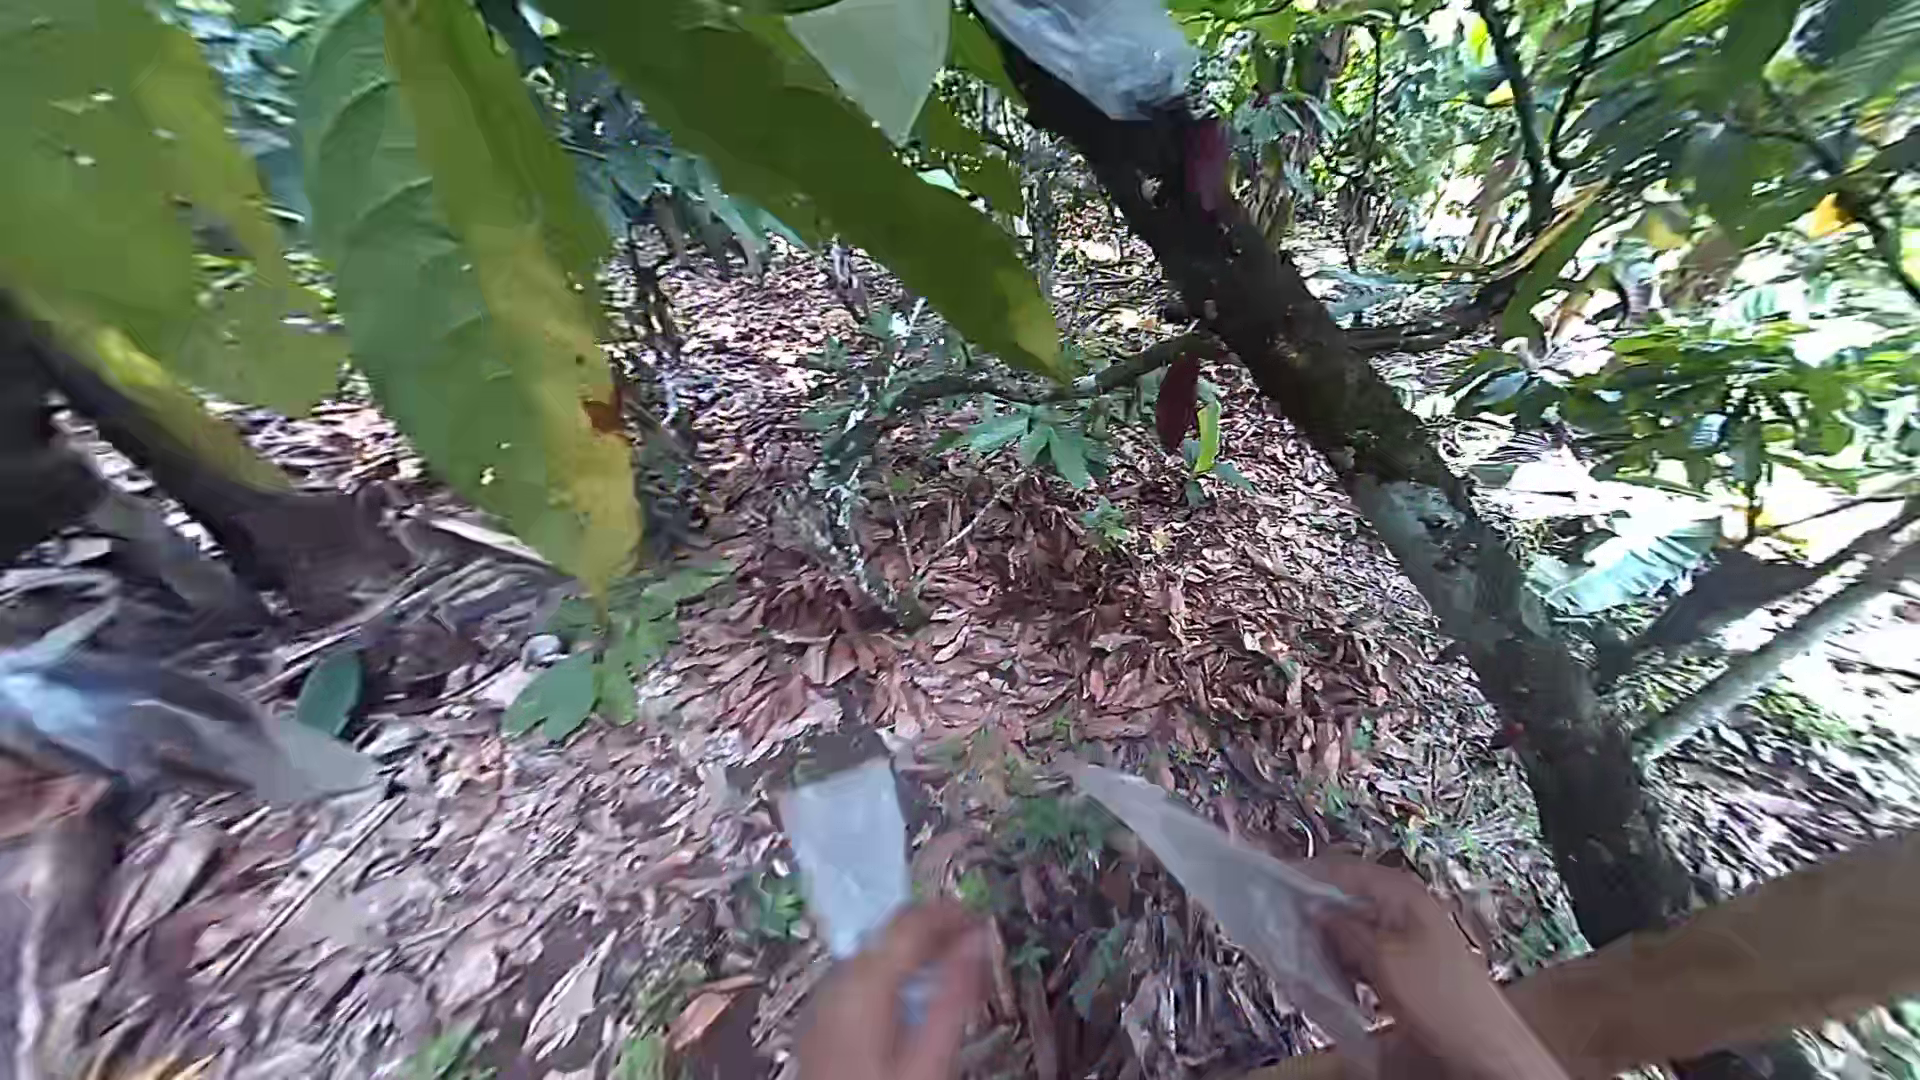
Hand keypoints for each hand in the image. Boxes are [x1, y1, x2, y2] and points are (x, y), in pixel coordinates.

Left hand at [797, 902, 988, 1079]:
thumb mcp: (930, 1062)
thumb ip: (955, 994)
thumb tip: (978, 939)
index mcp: (863, 982)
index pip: (910, 921)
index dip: (949, 913)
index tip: (981, 922)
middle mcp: (837, 979)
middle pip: (891, 932)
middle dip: (934, 933)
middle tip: (973, 950)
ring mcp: (822, 999)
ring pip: (876, 952)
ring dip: (915, 954)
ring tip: (951, 977)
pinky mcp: (819, 1021)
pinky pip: (861, 978)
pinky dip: (891, 976)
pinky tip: (913, 1003)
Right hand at [1304, 857, 1568, 1079]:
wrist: (1492, 1061)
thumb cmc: (1438, 998)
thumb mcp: (1382, 958)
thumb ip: (1340, 925)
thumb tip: (1306, 906)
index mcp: (1398, 890)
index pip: (1337, 866)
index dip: (1303, 874)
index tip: (1271, 888)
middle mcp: (1400, 904)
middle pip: (1340, 895)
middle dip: (1314, 912)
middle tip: (1288, 930)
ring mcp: (1404, 934)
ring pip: (1348, 925)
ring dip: (1327, 940)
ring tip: (1309, 958)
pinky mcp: (1404, 963)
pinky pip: (1361, 950)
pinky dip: (1343, 960)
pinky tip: (1334, 978)